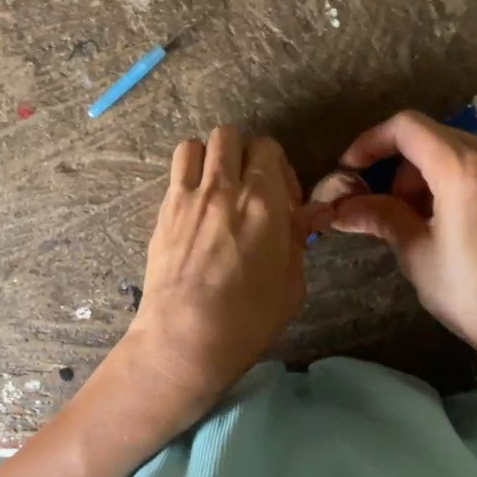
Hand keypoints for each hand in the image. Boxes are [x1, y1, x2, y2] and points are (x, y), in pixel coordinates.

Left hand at [118, 126, 326, 414]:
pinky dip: (187, 175)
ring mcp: (188, 198)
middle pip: (231, 137)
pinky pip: (175, 171)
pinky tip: (195, 207)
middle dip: (244, 155)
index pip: (269, 149)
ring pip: (196, 145)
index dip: (278, 169)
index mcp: (263, 202)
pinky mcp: (162, 214)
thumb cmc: (246, 321)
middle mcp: (224, 189)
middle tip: (250, 188)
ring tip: (217, 188)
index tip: (283, 201)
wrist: (184, 340)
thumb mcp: (290, 284)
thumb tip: (314, 213)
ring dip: (210, 158)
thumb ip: (298, 239)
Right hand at [314, 111, 476, 409]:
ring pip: (468, 154)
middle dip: (403, 167)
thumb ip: (382, 218)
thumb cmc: (474, 295)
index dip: (371, 142)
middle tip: (390, 210)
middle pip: (437, 138)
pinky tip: (466, 229)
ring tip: (428, 223)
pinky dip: (468, 185)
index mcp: (463, 169)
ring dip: (435, 176)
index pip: (407, 128)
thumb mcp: (418, 256)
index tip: (352, 169)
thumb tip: (344, 209)